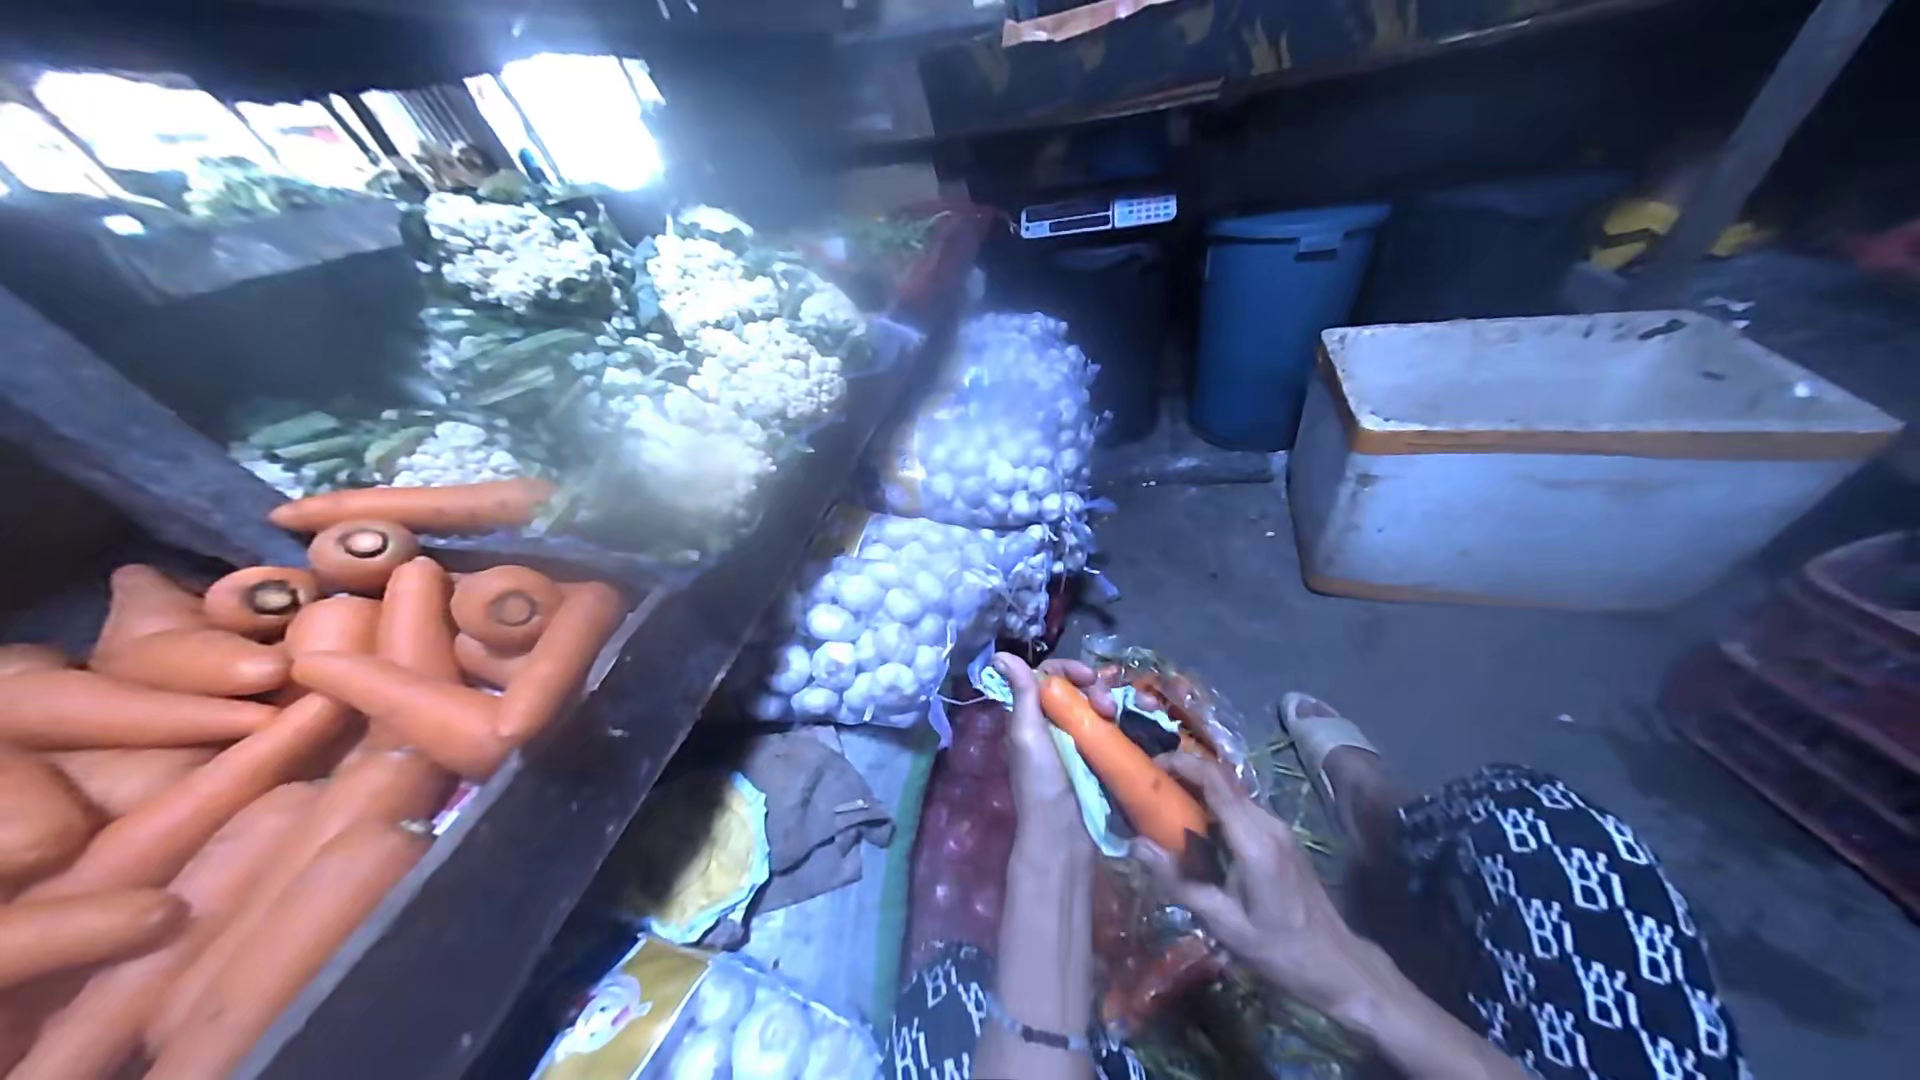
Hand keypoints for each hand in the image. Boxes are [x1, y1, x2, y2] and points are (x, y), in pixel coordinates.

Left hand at [991, 653, 1113, 833]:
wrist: (1063, 835)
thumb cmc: (1041, 781)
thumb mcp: (1027, 734)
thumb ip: (1021, 694)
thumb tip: (1000, 654)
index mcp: (1031, 716)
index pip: (1049, 677)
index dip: (1069, 670)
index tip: (1089, 677)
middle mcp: (1052, 724)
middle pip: (1076, 689)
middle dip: (1094, 688)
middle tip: (1107, 705)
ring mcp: (1076, 742)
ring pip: (1094, 707)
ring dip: (1108, 704)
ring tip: (1115, 717)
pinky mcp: (1096, 759)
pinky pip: (1108, 730)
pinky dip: (1118, 724)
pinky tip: (1126, 727)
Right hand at [1131, 753, 1384, 1017]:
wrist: (1341, 968)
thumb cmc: (1282, 950)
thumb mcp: (1225, 924)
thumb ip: (1179, 882)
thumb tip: (1135, 844)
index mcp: (1254, 840)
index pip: (1215, 781)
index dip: (1181, 763)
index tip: (1149, 766)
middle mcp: (1268, 824)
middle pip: (1221, 780)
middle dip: (1183, 772)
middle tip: (1148, 785)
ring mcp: (1278, 828)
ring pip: (1230, 792)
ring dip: (1196, 788)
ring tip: (1163, 803)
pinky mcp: (1280, 837)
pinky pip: (1239, 808)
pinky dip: (1211, 805)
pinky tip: (1194, 826)